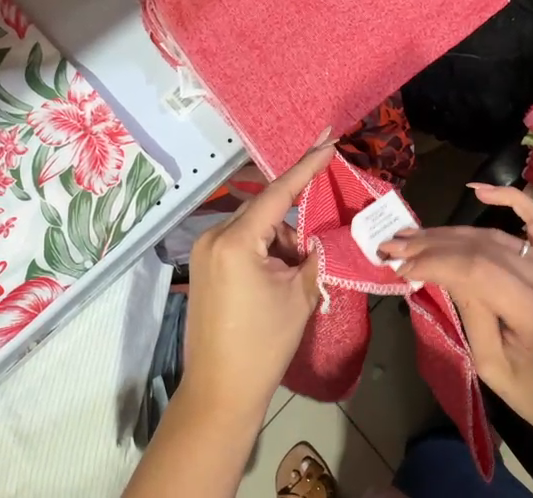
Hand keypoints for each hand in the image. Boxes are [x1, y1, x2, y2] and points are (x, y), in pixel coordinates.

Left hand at [181, 136, 334, 415]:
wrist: (221, 392)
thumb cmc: (262, 345)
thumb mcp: (299, 296)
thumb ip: (315, 255)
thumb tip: (327, 234)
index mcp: (235, 240)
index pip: (278, 192)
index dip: (306, 166)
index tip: (328, 140)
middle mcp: (214, 236)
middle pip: (265, 209)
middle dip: (294, 223)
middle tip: (319, 240)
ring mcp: (205, 251)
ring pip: (254, 227)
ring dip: (279, 241)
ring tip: (297, 276)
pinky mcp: (204, 266)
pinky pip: (241, 242)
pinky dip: (264, 251)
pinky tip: (280, 278)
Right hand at [380, 185, 532, 496]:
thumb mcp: (495, 369)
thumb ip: (470, 313)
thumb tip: (438, 273)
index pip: (475, 268)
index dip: (432, 261)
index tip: (397, 265)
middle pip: (482, 245)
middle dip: (433, 243)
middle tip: (392, 244)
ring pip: (497, 236)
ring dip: (453, 233)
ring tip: (413, 235)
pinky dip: (510, 200)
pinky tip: (478, 191)